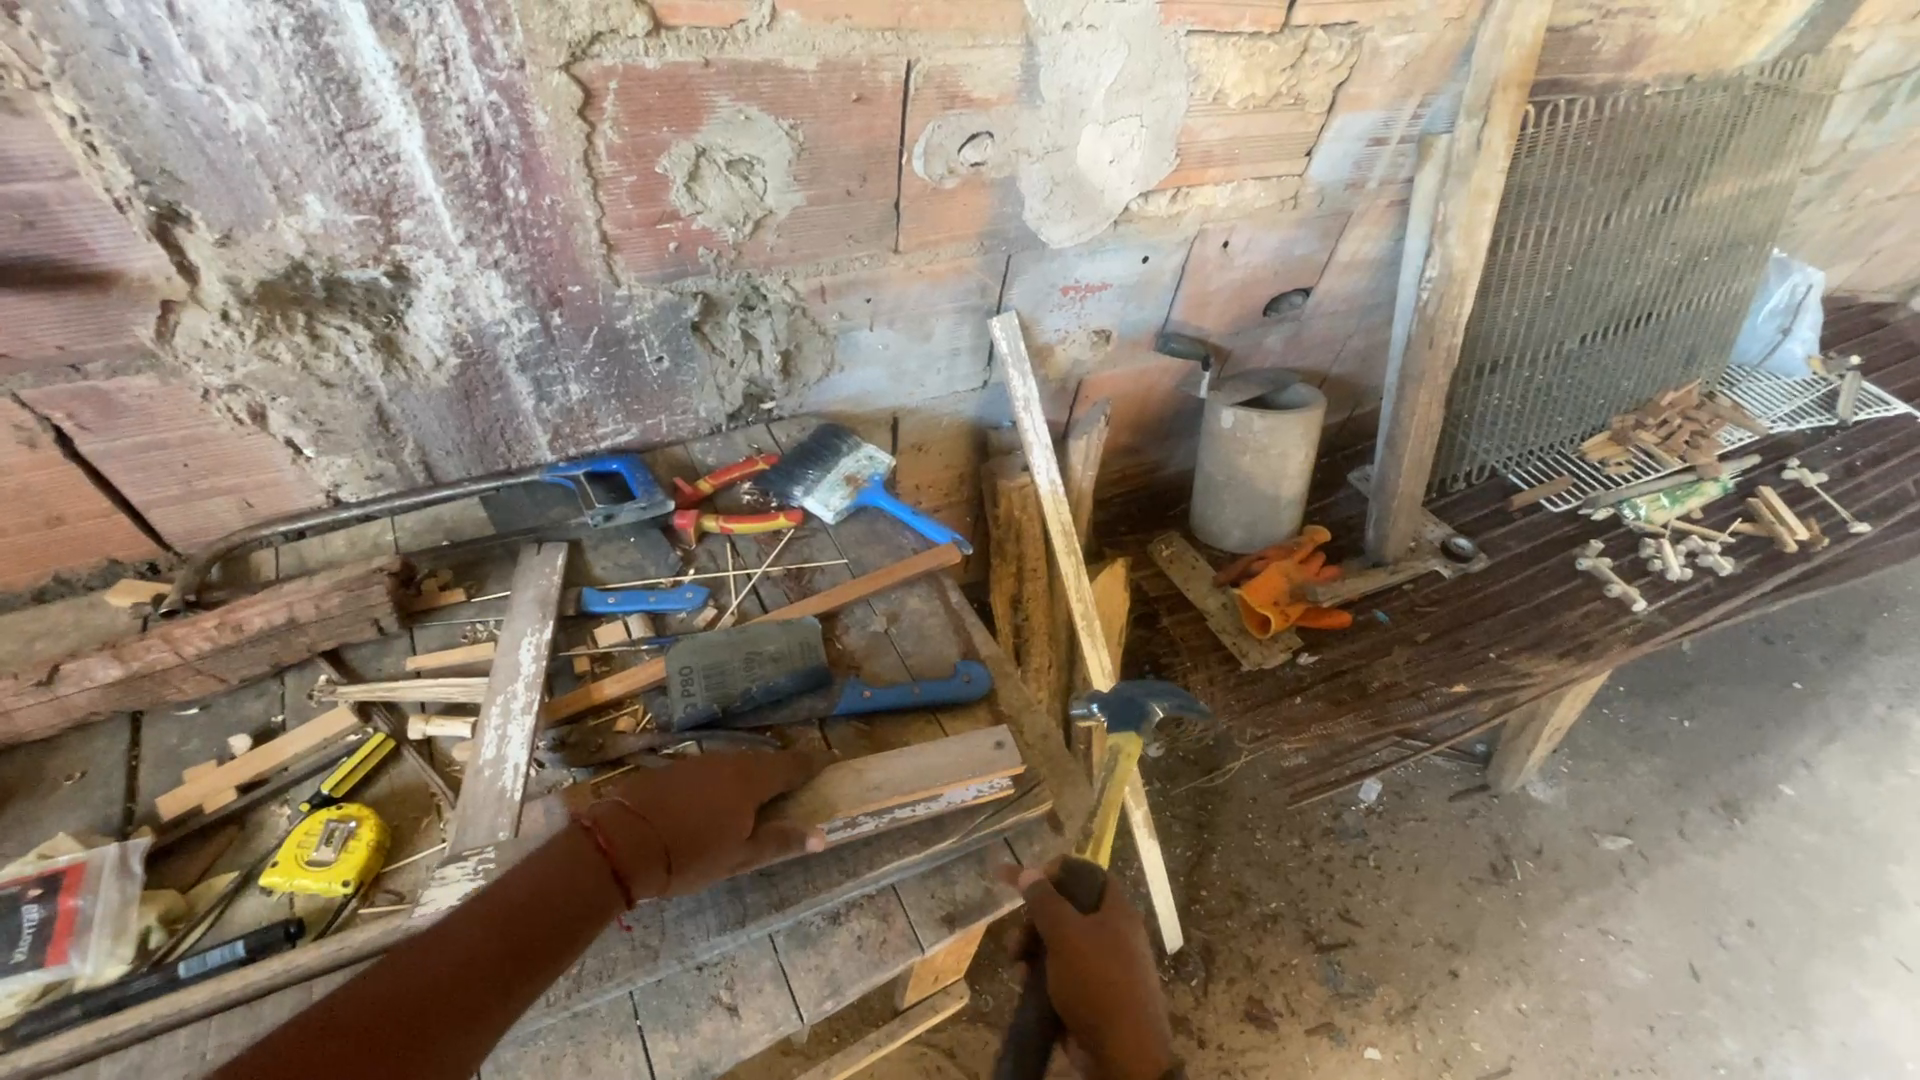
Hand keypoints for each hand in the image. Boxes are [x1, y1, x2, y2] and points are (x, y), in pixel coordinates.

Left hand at [576, 748, 832, 898]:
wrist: (620, 843)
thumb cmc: (689, 856)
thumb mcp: (740, 857)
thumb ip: (781, 842)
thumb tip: (823, 836)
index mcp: (753, 779)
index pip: (794, 764)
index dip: (814, 764)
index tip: (829, 762)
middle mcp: (730, 760)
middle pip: (764, 762)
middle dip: (780, 772)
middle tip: (791, 787)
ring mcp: (698, 761)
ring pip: (734, 764)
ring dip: (748, 777)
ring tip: (752, 798)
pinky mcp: (673, 768)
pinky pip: (709, 770)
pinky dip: (720, 781)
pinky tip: (711, 802)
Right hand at [998, 861, 1176, 1079]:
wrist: (1123, 1056)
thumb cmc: (1097, 982)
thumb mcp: (1066, 934)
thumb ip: (1045, 901)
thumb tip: (1029, 871)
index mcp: (1117, 911)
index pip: (1089, 875)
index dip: (1060, 871)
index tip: (1032, 879)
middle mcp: (1114, 934)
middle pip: (1069, 910)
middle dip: (1036, 918)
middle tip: (1018, 932)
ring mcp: (1104, 967)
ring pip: (1061, 943)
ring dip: (1033, 947)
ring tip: (1015, 961)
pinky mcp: (1092, 995)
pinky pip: (1062, 972)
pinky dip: (1042, 973)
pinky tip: (1024, 981)